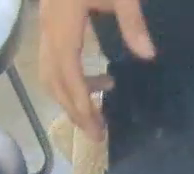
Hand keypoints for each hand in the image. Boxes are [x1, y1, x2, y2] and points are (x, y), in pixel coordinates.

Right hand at [38, 0, 155, 138]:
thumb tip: (147, 55)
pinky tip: (103, 82)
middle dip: (74, 111)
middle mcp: (48, 26)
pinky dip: (74, 79)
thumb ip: (131, 19)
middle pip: (53, 80)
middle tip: (98, 136)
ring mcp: (46, 22)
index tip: (98, 130)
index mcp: (63, 21)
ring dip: (72, 98)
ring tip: (99, 115)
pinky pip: (56, 59)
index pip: (68, 74)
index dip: (81, 106)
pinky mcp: (51, 20)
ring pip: (50, 72)